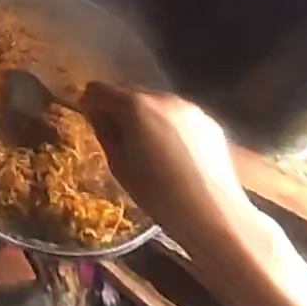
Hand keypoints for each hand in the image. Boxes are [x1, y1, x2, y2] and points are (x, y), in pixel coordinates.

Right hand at [80, 82, 284, 263]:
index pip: (98, 89)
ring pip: (154, 102)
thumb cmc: (159, 195)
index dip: (90, 103)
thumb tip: (96, 113)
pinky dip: (169, 125)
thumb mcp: (119, 165)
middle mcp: (161, 96)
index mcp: (134, 105)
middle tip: (120, 136)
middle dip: (119, 108)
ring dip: (145, 115)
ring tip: (150, 147)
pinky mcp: (208, 120)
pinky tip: (175, 153)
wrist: (215, 216)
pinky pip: (177, 114)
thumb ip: (104, 131)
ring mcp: (187, 106)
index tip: (91, 120)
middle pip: (128, 91)